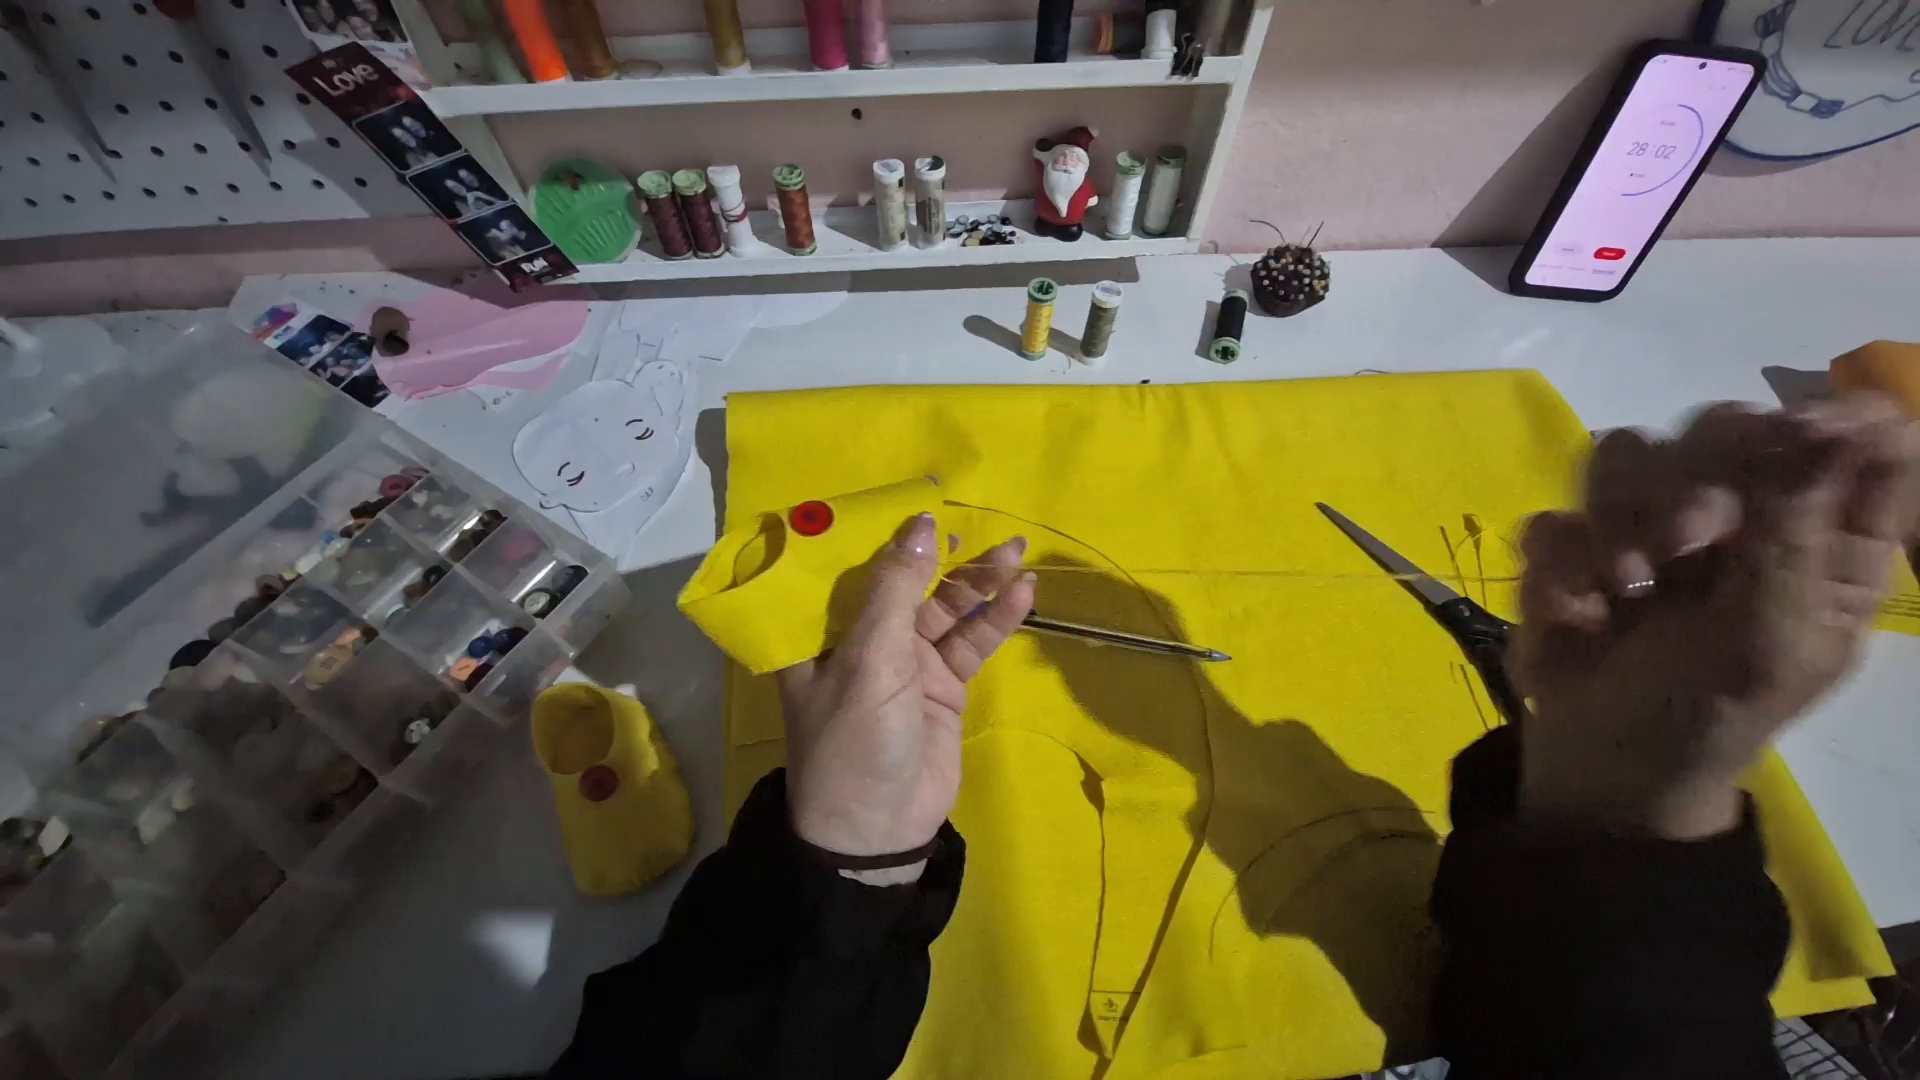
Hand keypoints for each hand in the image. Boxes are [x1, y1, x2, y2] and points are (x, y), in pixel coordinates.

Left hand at [778, 514, 1036, 860]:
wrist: (880, 829)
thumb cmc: (856, 740)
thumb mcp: (870, 660)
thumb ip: (895, 591)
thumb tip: (921, 525)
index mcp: (826, 628)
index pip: (854, 565)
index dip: (887, 532)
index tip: (924, 499)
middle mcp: (865, 637)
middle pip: (911, 583)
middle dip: (947, 557)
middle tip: (986, 529)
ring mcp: (908, 660)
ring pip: (948, 608)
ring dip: (982, 582)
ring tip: (1017, 552)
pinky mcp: (943, 684)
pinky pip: (971, 641)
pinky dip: (995, 619)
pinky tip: (1022, 595)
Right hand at [1514, 395, 1919, 838]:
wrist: (1598, 759)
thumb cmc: (1707, 710)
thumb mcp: (1772, 635)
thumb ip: (1796, 528)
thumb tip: (1836, 417)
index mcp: (1820, 535)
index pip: (1844, 433)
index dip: (1815, 423)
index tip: (1782, 445)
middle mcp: (1733, 513)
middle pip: (1715, 428)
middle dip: (1690, 482)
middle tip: (1681, 544)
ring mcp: (1639, 525)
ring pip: (1620, 457)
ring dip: (1615, 525)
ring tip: (1620, 589)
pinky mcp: (1567, 549)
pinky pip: (1551, 520)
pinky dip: (1558, 568)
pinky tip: (1577, 613)